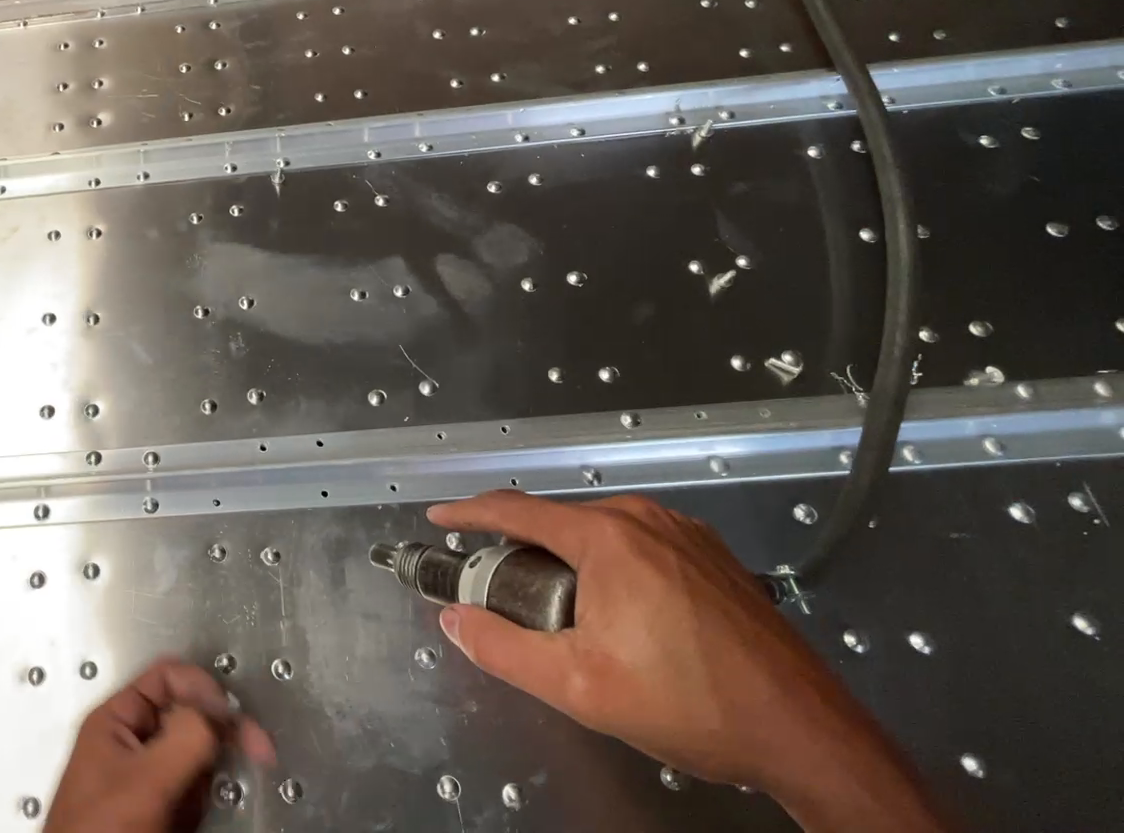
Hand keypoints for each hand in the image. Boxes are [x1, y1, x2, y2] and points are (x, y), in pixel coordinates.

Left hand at [46, 656, 275, 832]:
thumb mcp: (145, 780)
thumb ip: (185, 737)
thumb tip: (219, 710)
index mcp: (116, 720)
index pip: (169, 678)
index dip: (204, 688)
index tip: (234, 716)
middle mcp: (130, 742)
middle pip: (188, 715)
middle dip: (214, 738)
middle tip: (255, 751)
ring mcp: (143, 777)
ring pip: (195, 756)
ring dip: (204, 780)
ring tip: (185, 811)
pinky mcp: (155, 809)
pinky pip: (192, 792)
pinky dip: (199, 805)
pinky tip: (184, 824)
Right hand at [429, 491, 946, 832]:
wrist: (808, 736)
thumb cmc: (689, 705)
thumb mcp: (578, 686)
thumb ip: (502, 648)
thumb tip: (453, 619)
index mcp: (607, 536)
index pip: (515, 509)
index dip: (468, 512)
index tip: (437, 517)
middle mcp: (644, 518)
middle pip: (557, 521)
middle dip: (519, 551)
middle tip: (501, 594)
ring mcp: (684, 532)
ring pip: (597, 532)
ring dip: (564, 559)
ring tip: (559, 611)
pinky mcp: (710, 554)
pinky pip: (635, 543)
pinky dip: (605, 563)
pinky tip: (615, 609)